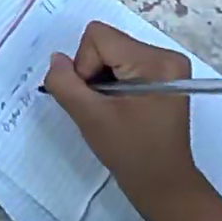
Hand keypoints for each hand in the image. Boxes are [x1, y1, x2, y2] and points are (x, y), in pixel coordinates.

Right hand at [43, 22, 205, 216]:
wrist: (162, 183)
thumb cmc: (130, 152)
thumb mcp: (89, 117)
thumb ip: (64, 83)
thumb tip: (56, 59)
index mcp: (155, 61)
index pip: (98, 37)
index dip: (83, 65)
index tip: (93, 97)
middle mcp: (165, 55)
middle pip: (104, 42)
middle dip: (91, 71)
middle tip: (100, 105)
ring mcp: (165, 65)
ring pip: (109, 52)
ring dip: (99, 78)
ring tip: (109, 108)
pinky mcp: (160, 76)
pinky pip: (120, 63)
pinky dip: (109, 82)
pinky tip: (116, 106)